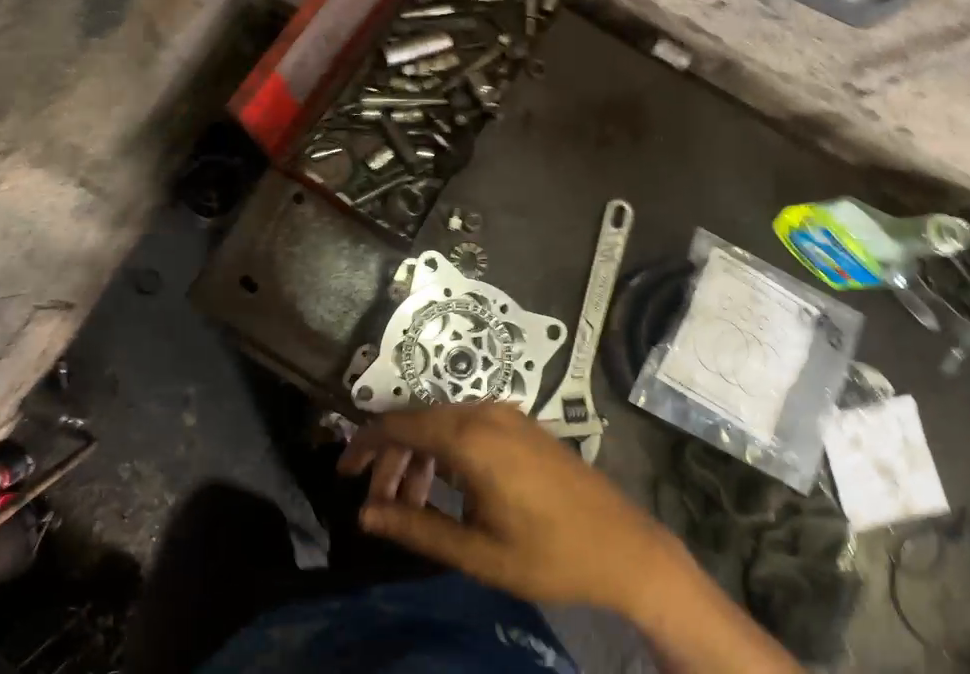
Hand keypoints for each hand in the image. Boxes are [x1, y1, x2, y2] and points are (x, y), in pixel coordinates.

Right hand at [336, 403, 686, 611]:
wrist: (627, 548)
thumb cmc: (550, 556)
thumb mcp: (476, 553)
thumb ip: (416, 528)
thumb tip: (364, 513)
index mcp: (471, 439)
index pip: (397, 426)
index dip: (363, 446)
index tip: (342, 473)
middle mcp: (484, 413)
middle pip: (417, 422)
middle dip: (390, 459)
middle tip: (379, 505)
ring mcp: (507, 415)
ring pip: (441, 423)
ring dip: (418, 457)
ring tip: (412, 506)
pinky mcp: (521, 425)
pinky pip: (467, 425)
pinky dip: (445, 451)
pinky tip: (446, 488)